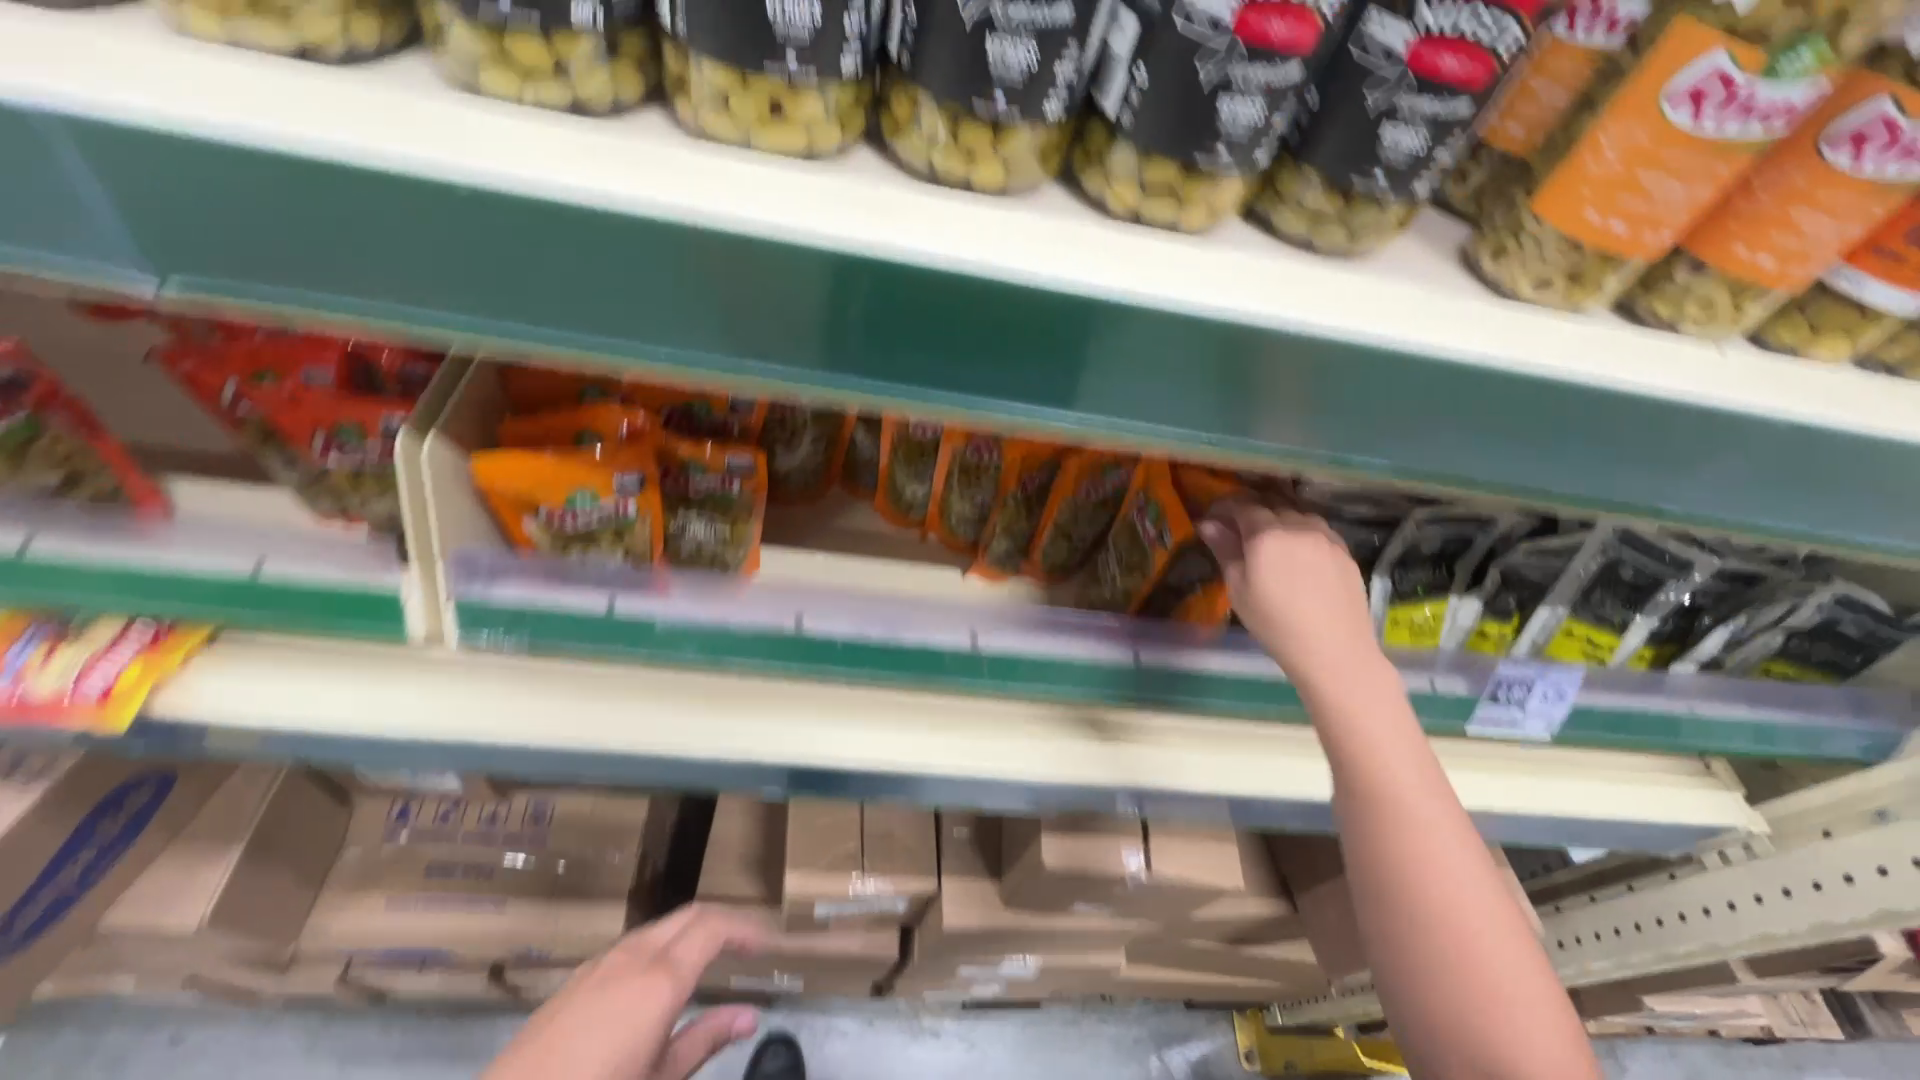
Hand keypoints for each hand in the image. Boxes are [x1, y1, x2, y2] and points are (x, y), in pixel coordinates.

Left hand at [484, 904, 771, 1079]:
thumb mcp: (660, 1078)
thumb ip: (705, 1040)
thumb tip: (750, 1015)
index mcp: (661, 978)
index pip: (714, 927)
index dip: (746, 928)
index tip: (768, 943)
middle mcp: (633, 957)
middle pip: (688, 915)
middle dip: (723, 921)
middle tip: (747, 945)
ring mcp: (600, 964)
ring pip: (658, 927)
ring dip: (690, 932)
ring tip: (710, 960)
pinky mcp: (577, 979)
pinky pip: (631, 946)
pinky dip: (660, 947)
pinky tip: (658, 981)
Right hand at [1198, 500, 1383, 692]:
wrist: (1333, 649)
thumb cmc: (1274, 623)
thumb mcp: (1238, 589)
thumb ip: (1224, 550)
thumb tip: (1208, 524)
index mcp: (1266, 534)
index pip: (1242, 507)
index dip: (1226, 509)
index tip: (1215, 519)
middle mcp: (1297, 526)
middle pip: (1271, 508)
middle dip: (1253, 517)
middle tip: (1241, 537)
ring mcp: (1326, 536)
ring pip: (1298, 517)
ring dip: (1281, 523)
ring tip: (1274, 547)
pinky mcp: (1344, 551)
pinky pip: (1318, 532)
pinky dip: (1303, 536)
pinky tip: (1301, 559)